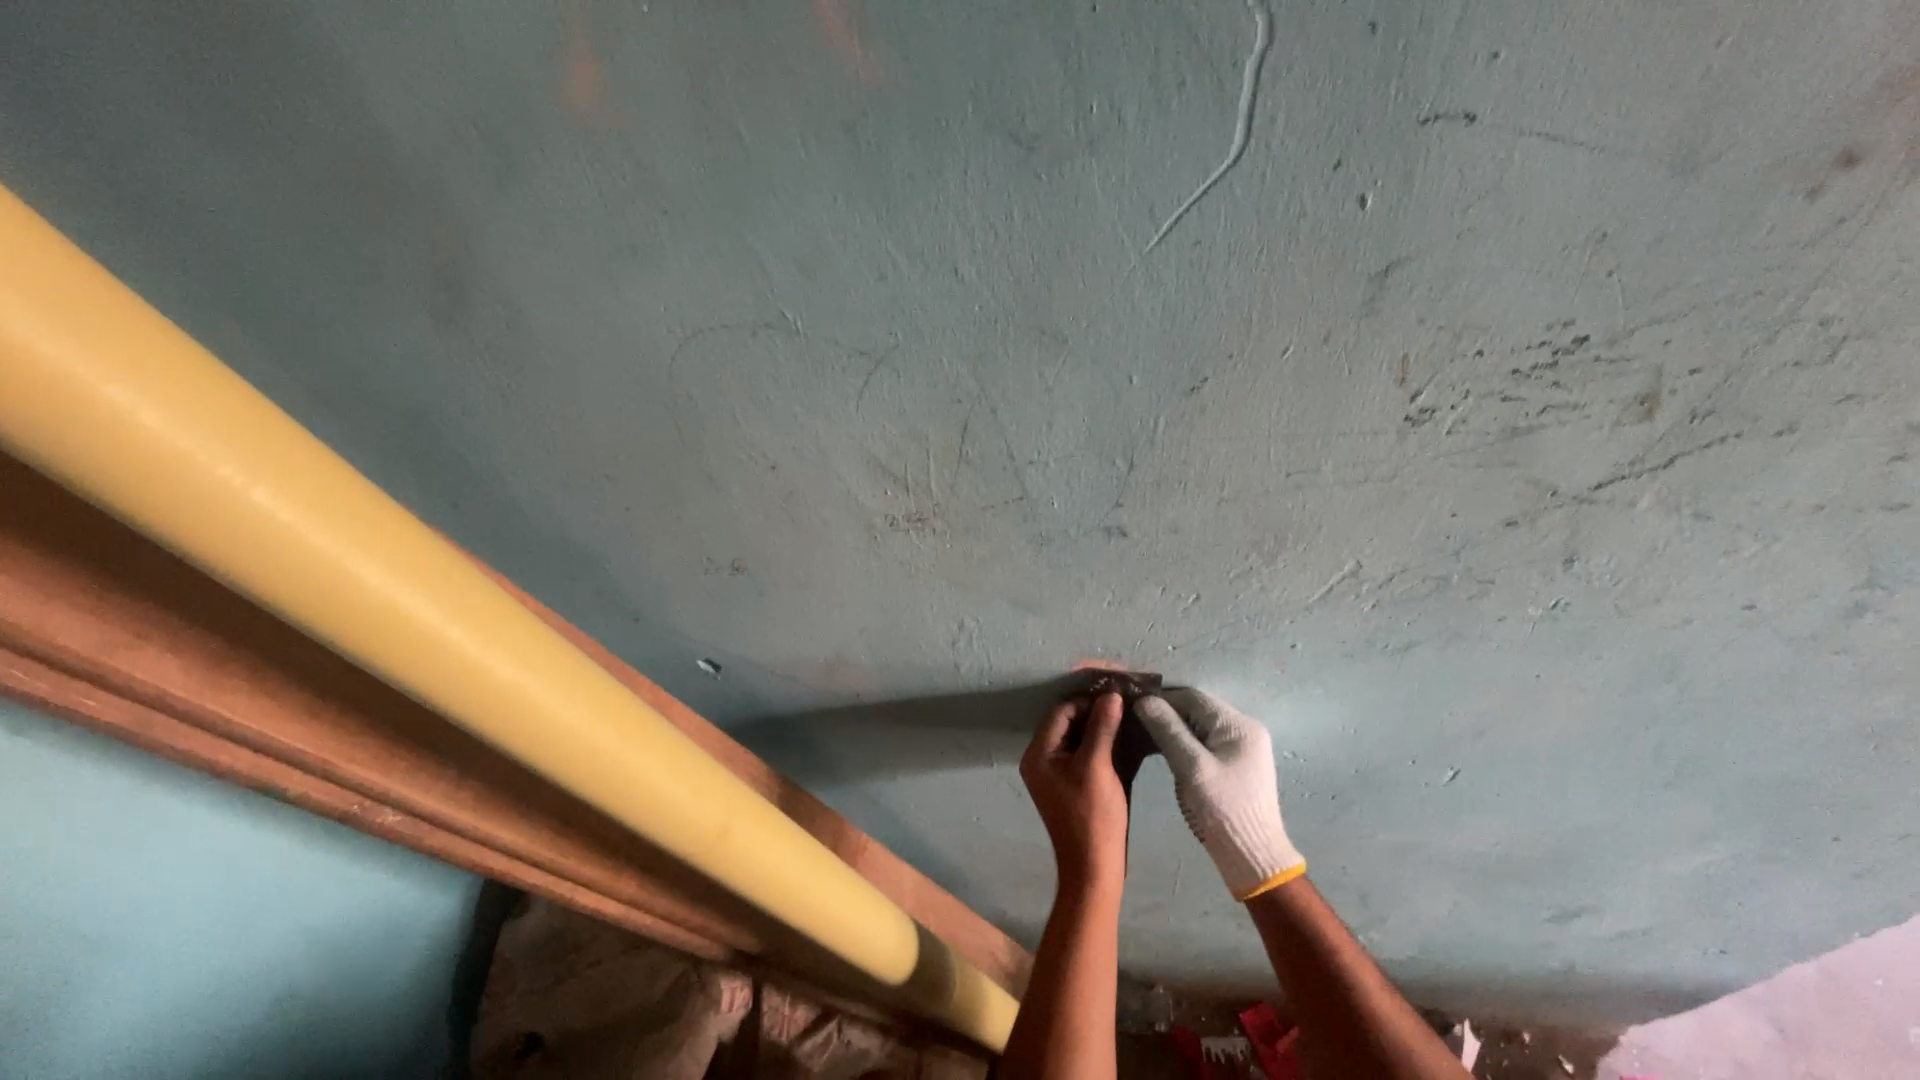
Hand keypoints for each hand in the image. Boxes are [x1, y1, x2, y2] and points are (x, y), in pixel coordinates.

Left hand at [1020, 693, 1130, 893]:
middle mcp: (1042, 759)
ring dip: (1103, 724)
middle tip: (1126, 698)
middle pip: (1069, 721)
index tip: (1118, 692)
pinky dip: (1104, 742)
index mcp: (1038, 753)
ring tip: (1130, 712)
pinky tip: (1126, 736)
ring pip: (1080, 736)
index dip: (1088, 699)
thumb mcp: (1097, 766)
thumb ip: (1102, 727)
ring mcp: (1058, 773)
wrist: (1094, 868)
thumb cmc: (1092, 816)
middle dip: (1097, 709)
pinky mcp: (1074, 783)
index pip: (1061, 711)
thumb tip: (1111, 694)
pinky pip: (1087, 753)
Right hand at [1135, 689, 1304, 899]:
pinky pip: (1205, 742)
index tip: (1131, 705)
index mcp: (1238, 725)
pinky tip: (1164, 751)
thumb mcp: (1191, 767)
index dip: (1161, 698)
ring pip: (1200, 726)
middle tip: (1134, 721)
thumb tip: (1144, 700)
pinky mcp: (1236, 765)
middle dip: (1166, 712)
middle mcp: (1244, 730)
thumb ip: (1168, 730)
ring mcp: (1242, 748)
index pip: (1193, 696)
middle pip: (1198, 709)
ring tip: (1143, 736)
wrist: (1252, 855)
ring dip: (1173, 729)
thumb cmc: (1222, 809)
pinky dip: (1184, 743)